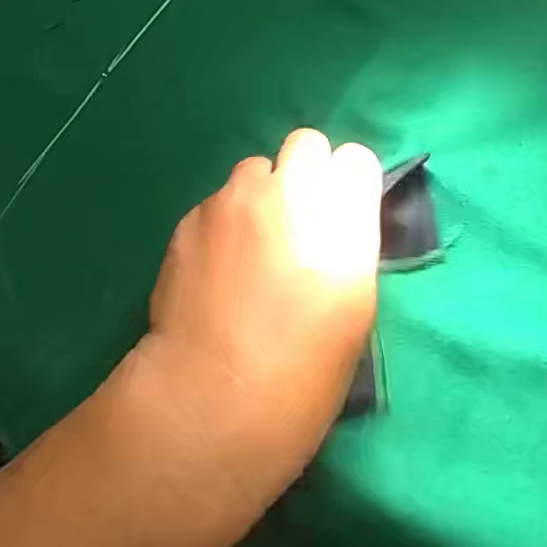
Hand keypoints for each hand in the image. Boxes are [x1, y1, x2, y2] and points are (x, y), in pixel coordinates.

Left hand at [0, 130, 382, 546]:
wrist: (210, 403)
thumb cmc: (302, 374)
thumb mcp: (353, 306)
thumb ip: (348, 242)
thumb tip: (335, 219)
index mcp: (341, 218)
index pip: (355, 158)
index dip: (349, 183)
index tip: (341, 211)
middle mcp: (288, 192)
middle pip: (306, 143)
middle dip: (306, 171)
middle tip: (298, 218)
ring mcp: (233, 199)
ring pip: (254, 169)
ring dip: (260, 195)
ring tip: (250, 246)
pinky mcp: (191, 217)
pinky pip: (217, 202)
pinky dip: (223, 223)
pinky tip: (215, 268)